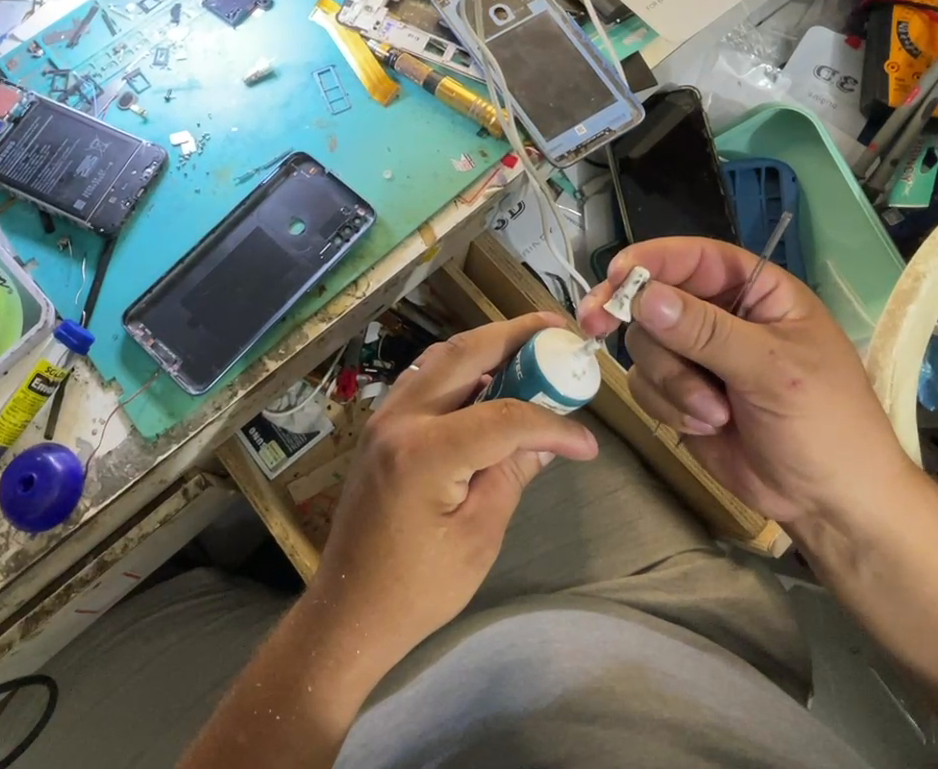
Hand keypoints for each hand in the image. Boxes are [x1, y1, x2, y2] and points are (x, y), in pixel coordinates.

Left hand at [306, 312, 599, 663]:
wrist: (351, 608)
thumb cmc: (418, 587)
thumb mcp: (480, 536)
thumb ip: (512, 474)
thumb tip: (548, 438)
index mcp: (424, 452)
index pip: (503, 415)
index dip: (551, 422)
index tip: (586, 441)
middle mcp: (398, 419)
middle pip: (463, 354)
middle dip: (513, 336)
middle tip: (556, 330)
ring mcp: (383, 419)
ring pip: (438, 360)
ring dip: (484, 348)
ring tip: (528, 351)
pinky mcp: (380, 428)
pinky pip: (423, 381)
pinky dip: (459, 371)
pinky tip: (487, 383)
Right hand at [577, 238, 911, 528]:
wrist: (826, 501)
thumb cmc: (825, 424)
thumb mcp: (772, 370)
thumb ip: (706, 331)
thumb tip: (644, 296)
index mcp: (756, 293)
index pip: (694, 258)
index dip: (652, 260)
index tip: (614, 276)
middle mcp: (720, 315)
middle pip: (654, 300)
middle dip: (642, 326)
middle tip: (595, 326)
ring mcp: (697, 356)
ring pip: (644, 345)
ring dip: (671, 382)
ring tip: (715, 414)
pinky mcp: (678, 393)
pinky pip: (644, 383)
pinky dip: (667, 406)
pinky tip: (706, 426)